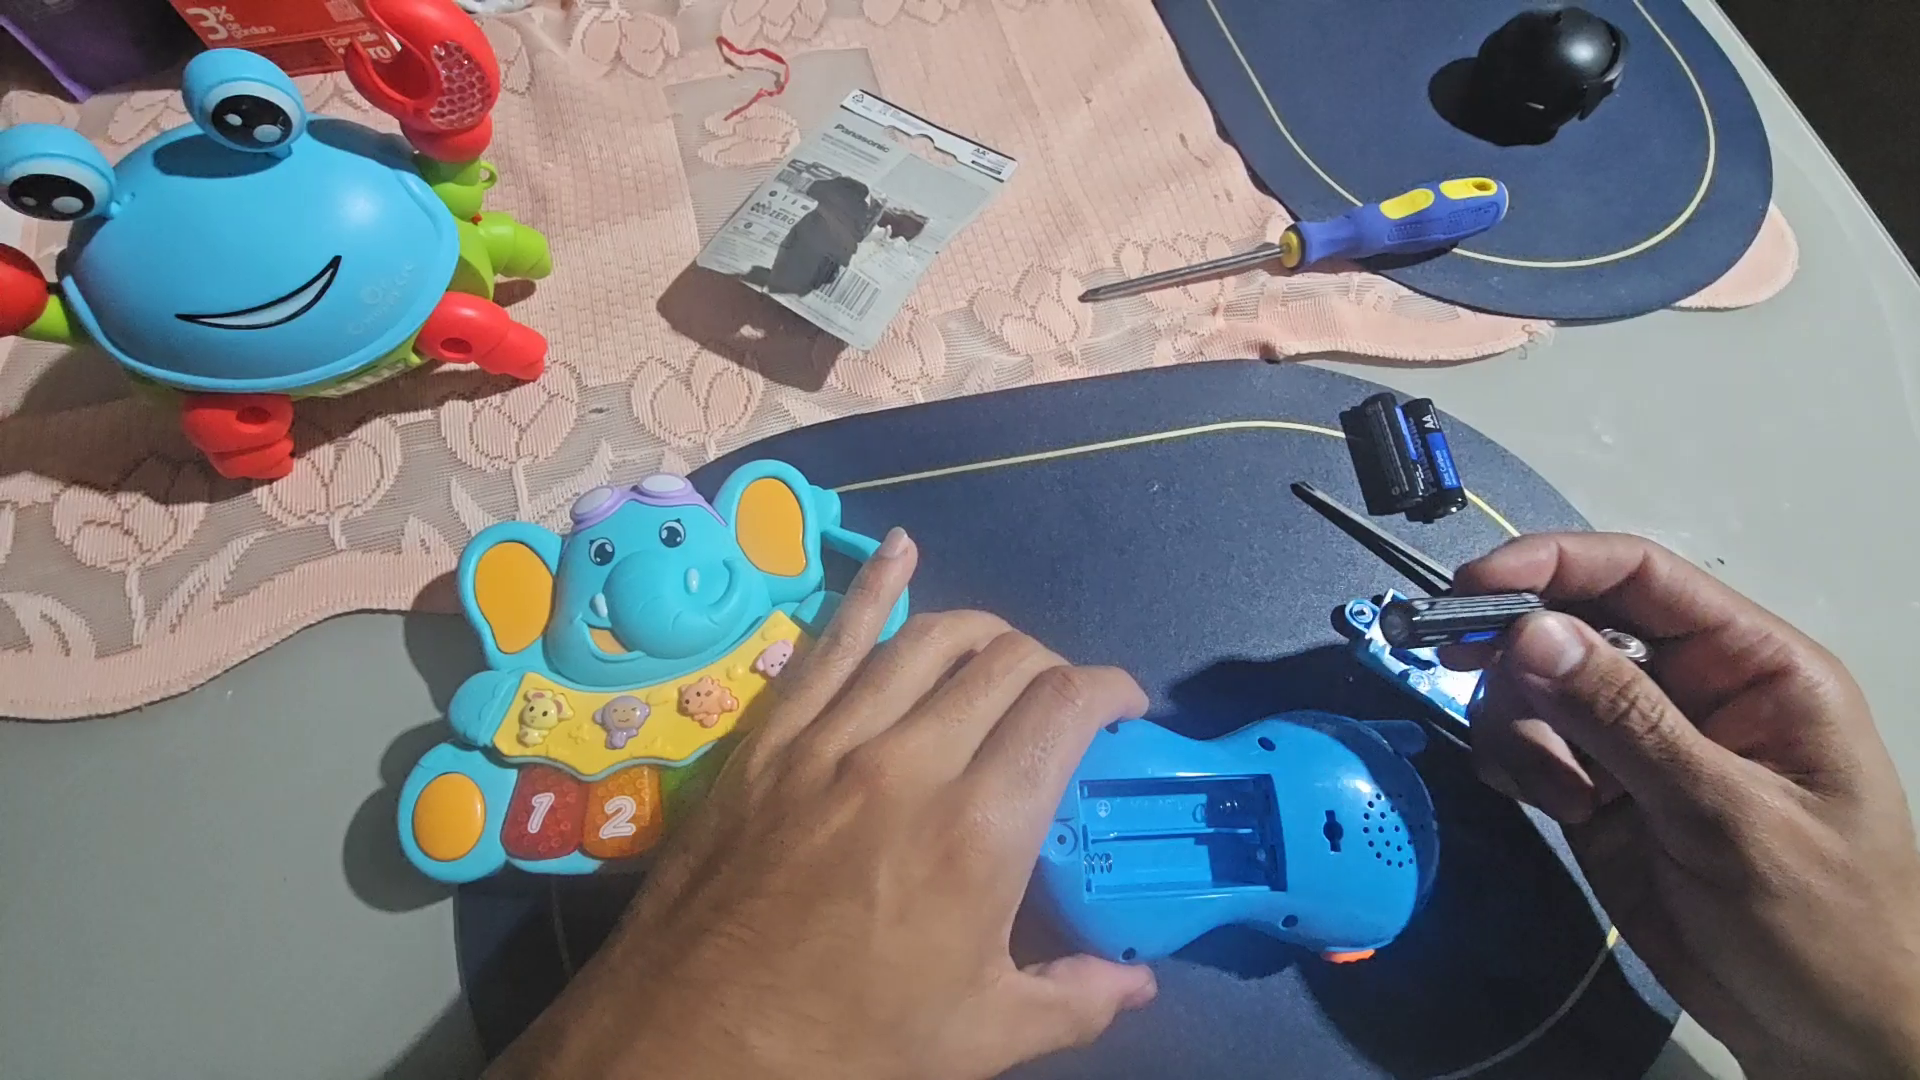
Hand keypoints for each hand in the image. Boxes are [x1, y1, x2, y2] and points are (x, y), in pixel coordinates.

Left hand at [486, 528, 1155, 1079]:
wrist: (689, 1046)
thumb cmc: (844, 1045)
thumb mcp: (978, 1037)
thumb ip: (1073, 1000)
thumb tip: (1142, 987)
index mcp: (979, 832)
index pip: (1063, 708)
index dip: (1107, 689)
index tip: (1121, 704)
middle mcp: (913, 762)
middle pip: (1007, 662)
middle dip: (1051, 665)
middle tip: (1058, 698)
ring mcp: (835, 737)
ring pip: (931, 638)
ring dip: (985, 632)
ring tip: (1004, 651)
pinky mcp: (775, 731)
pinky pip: (833, 638)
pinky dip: (875, 587)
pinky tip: (902, 550)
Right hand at [1448, 533, 1919, 1079]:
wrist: (1822, 1035)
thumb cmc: (1822, 924)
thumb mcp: (1724, 816)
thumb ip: (1622, 718)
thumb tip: (1528, 631)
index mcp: (1745, 666)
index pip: (1634, 575)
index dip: (1546, 564)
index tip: (1467, 589)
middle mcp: (1678, 683)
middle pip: (1561, 621)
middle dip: (1509, 650)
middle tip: (1458, 667)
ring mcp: (1625, 730)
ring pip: (1525, 682)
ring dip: (1517, 728)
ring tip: (1560, 793)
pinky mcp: (1584, 773)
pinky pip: (1516, 736)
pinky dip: (1512, 761)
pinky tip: (1553, 805)